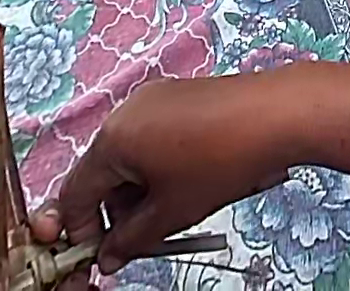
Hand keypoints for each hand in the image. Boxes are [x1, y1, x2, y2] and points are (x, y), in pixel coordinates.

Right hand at [56, 74, 296, 274]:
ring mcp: (155, 96)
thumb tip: (109, 253)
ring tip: (171, 209)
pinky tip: (186, 180)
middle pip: (102, 170)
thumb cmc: (221, 160)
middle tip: (142, 238)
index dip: (82, 231)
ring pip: (129, 153)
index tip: (102, 255)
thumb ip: (129, 239)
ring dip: (139, 187)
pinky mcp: (178, 94)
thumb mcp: (169, 212)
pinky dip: (158, 162)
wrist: (273, 113)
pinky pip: (153, 134)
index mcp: (114, 136)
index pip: (75, 193)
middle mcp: (128, 109)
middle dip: (116, 209)